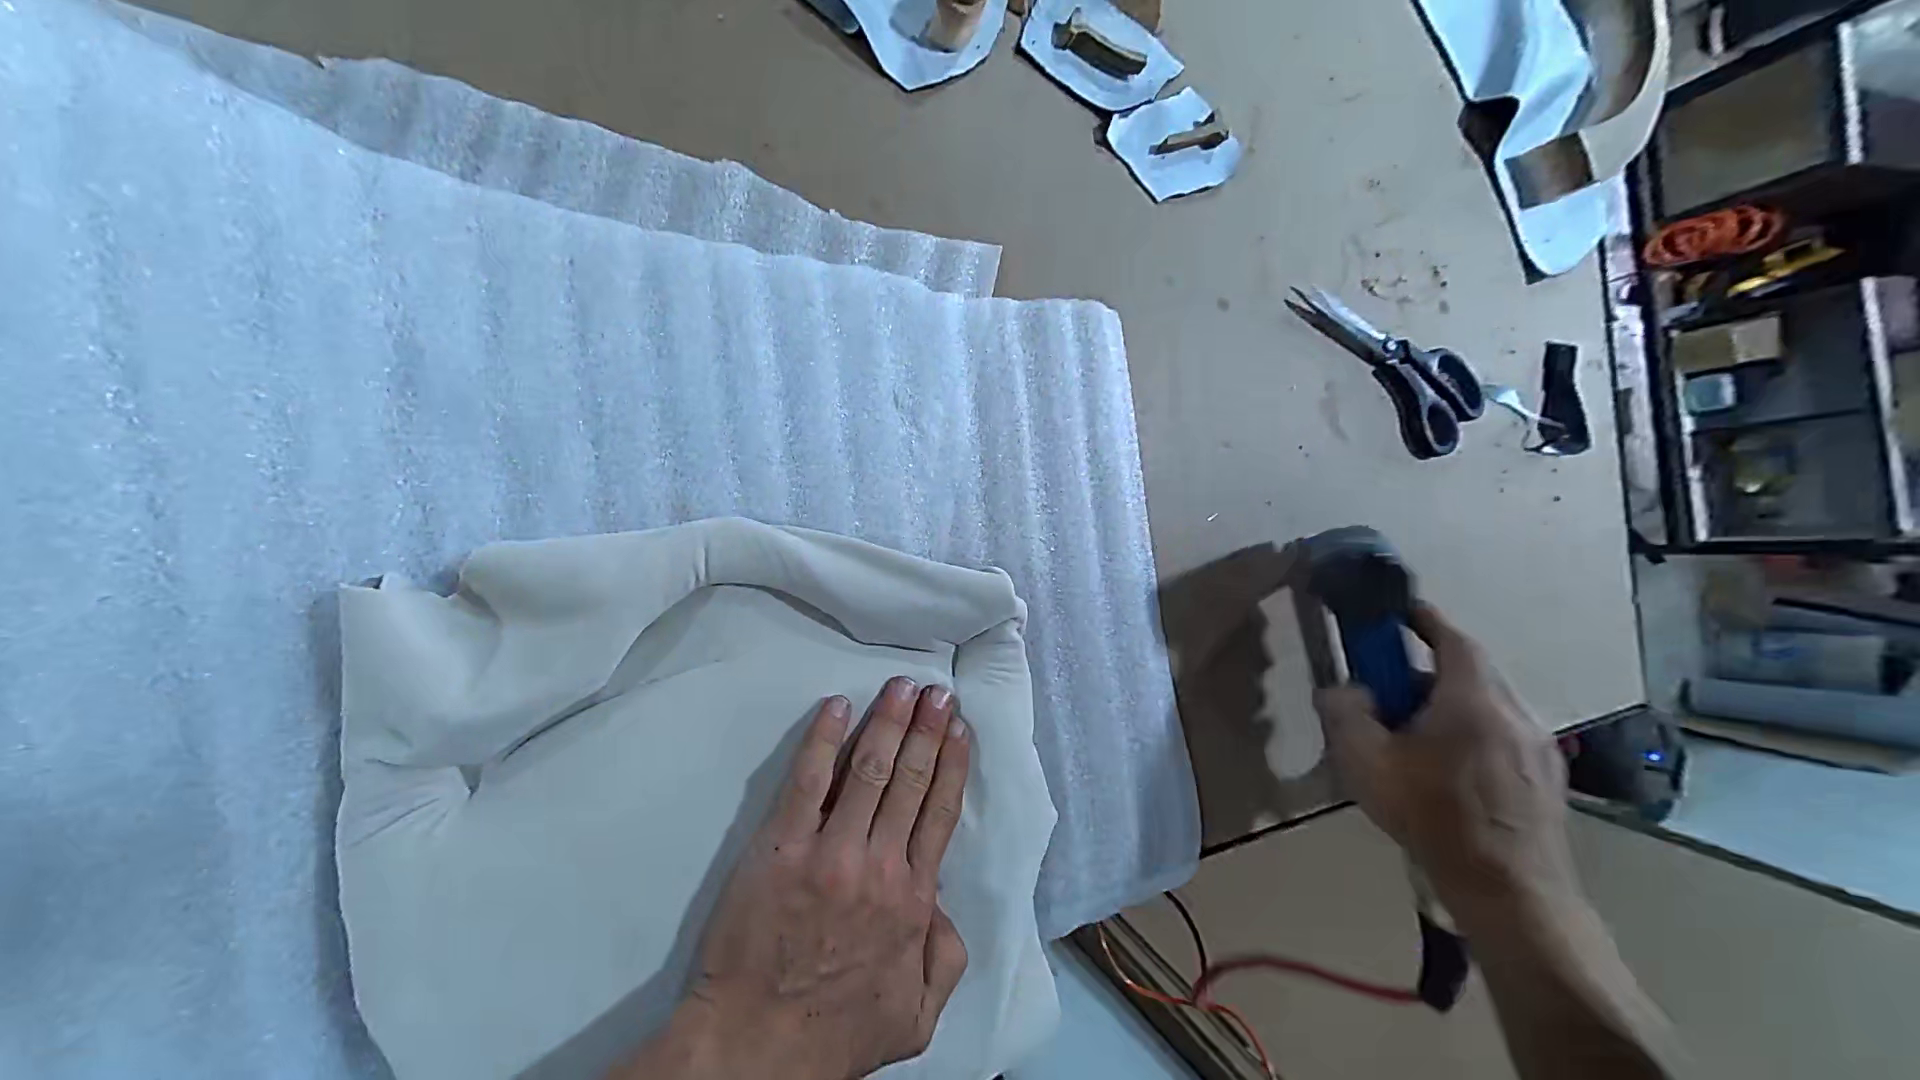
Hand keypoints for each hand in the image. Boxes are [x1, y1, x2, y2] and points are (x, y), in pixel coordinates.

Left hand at [618, 677, 971, 1079]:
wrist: (753, 1050)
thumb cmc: (833, 1032)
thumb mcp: (915, 1017)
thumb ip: (947, 959)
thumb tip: (946, 906)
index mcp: (913, 899)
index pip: (939, 812)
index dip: (952, 763)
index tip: (959, 727)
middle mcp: (880, 865)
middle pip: (911, 780)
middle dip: (927, 729)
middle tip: (937, 691)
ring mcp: (831, 852)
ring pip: (869, 771)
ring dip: (889, 723)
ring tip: (903, 687)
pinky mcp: (782, 846)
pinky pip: (808, 781)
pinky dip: (823, 739)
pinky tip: (836, 707)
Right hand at [1313, 604, 1576, 919]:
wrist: (1511, 891)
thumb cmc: (1433, 816)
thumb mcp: (1366, 762)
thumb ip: (1344, 713)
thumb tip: (1342, 689)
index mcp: (1473, 699)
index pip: (1452, 638)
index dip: (1423, 619)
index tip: (1398, 611)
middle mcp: (1514, 713)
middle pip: (1468, 672)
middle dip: (1424, 669)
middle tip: (1386, 687)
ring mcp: (1538, 748)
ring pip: (1486, 705)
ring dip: (1446, 703)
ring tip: (1410, 734)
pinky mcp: (1545, 778)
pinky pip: (1500, 734)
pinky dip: (1469, 731)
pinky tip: (1444, 767)